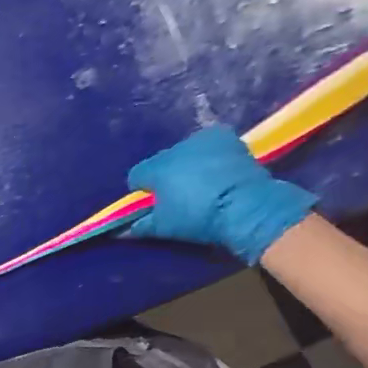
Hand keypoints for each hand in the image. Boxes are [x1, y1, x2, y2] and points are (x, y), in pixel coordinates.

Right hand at [121, 125, 316, 263]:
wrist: (247, 206)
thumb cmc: (200, 218)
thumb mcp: (166, 227)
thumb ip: (140, 226)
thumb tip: (120, 231)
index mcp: (155, 169)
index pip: (137, 176)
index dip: (143, 191)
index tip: (154, 205)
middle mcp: (173, 149)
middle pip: (162, 163)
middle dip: (168, 177)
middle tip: (182, 197)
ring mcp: (200, 140)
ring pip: (185, 153)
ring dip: (189, 165)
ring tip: (205, 185)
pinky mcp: (224, 137)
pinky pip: (209, 145)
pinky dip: (210, 155)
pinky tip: (220, 171)